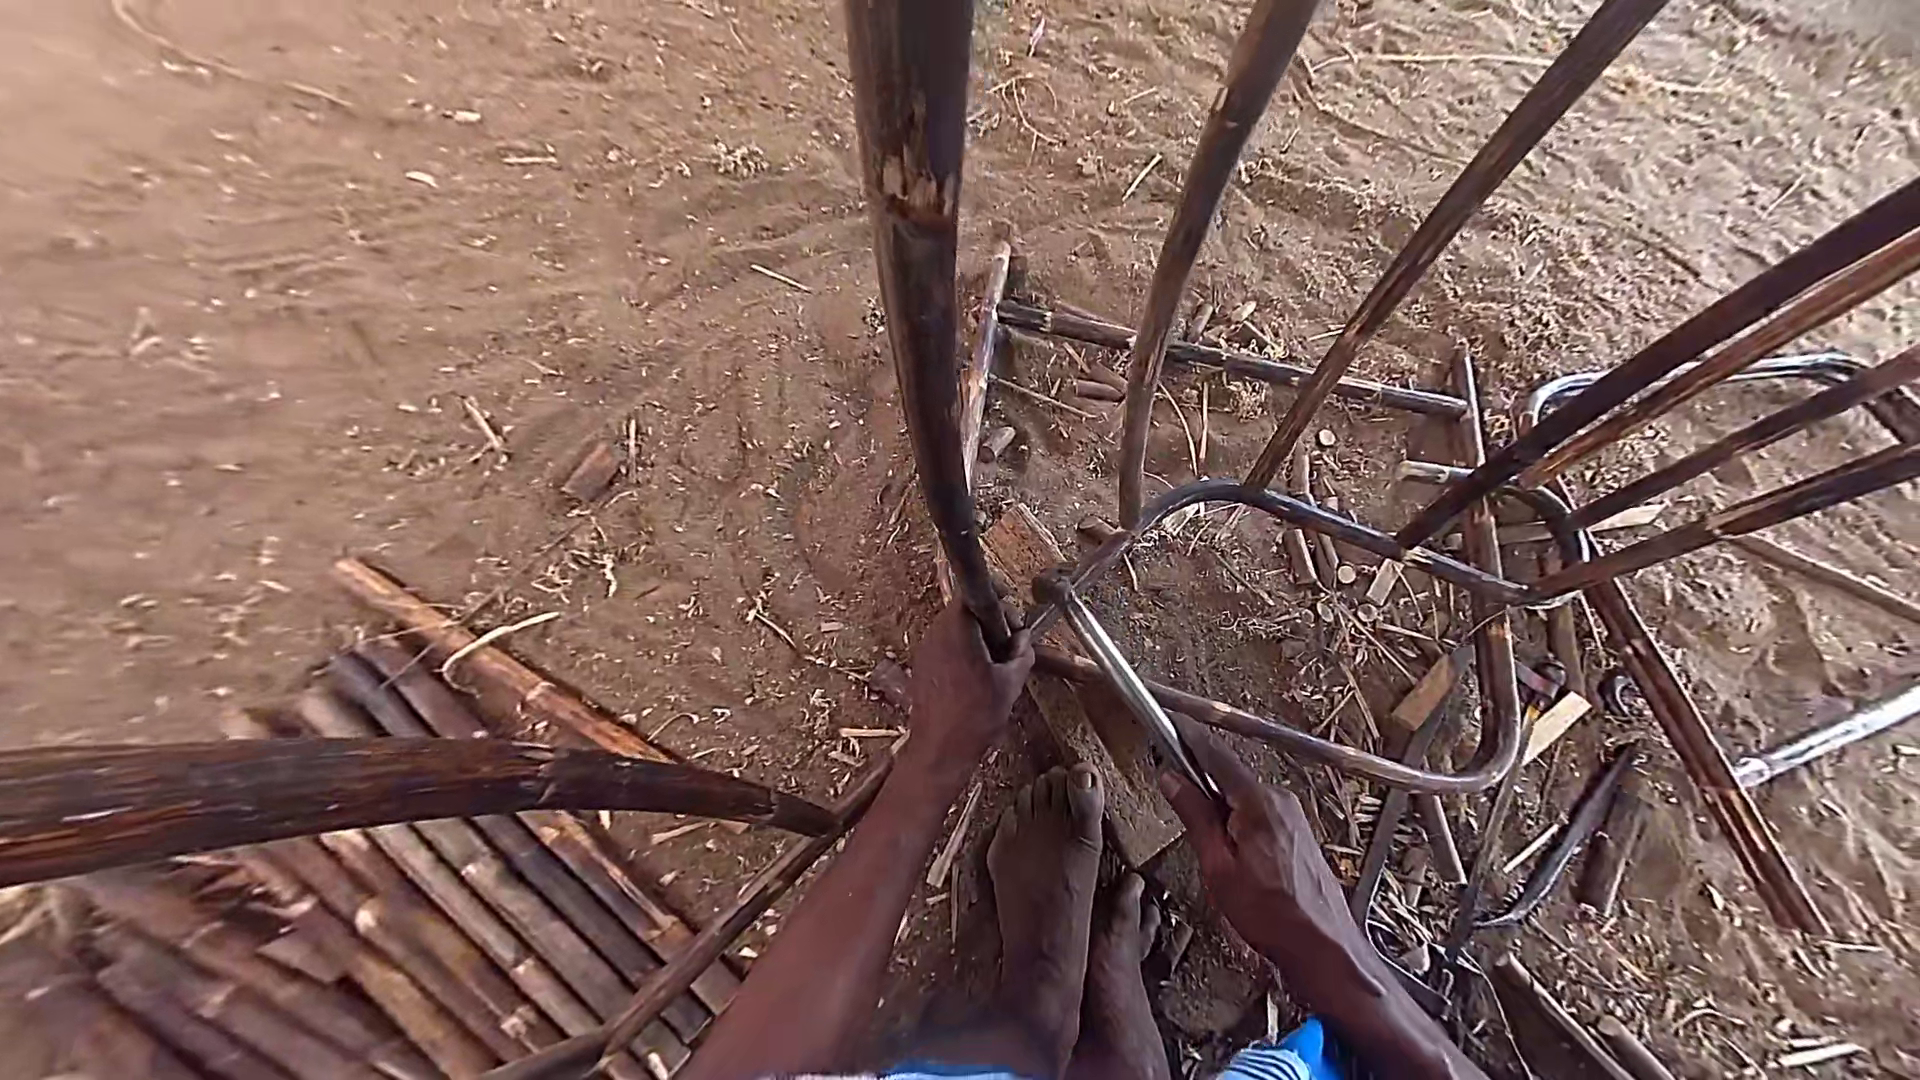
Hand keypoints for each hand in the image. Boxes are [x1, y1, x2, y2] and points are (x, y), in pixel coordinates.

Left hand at [905, 601, 1032, 771]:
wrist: (940, 750)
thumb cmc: (974, 717)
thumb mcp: (1010, 683)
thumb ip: (1021, 654)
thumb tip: (1023, 639)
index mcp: (956, 632)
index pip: (970, 592)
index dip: (993, 593)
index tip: (1009, 602)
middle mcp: (935, 635)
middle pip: (963, 611)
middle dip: (989, 620)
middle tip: (1009, 640)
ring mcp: (925, 650)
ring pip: (954, 629)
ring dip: (976, 636)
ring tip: (996, 661)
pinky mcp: (921, 666)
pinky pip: (945, 645)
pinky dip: (962, 650)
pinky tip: (977, 674)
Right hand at [1157, 715, 1360, 962]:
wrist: (1328, 953)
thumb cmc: (1275, 917)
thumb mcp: (1218, 866)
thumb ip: (1194, 815)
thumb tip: (1171, 778)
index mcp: (1257, 802)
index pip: (1213, 752)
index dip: (1185, 736)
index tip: (1166, 724)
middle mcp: (1278, 799)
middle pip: (1225, 773)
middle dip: (1197, 780)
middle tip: (1173, 792)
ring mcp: (1291, 813)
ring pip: (1240, 793)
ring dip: (1217, 804)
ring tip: (1206, 841)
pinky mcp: (1296, 829)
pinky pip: (1256, 808)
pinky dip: (1235, 815)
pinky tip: (1230, 848)